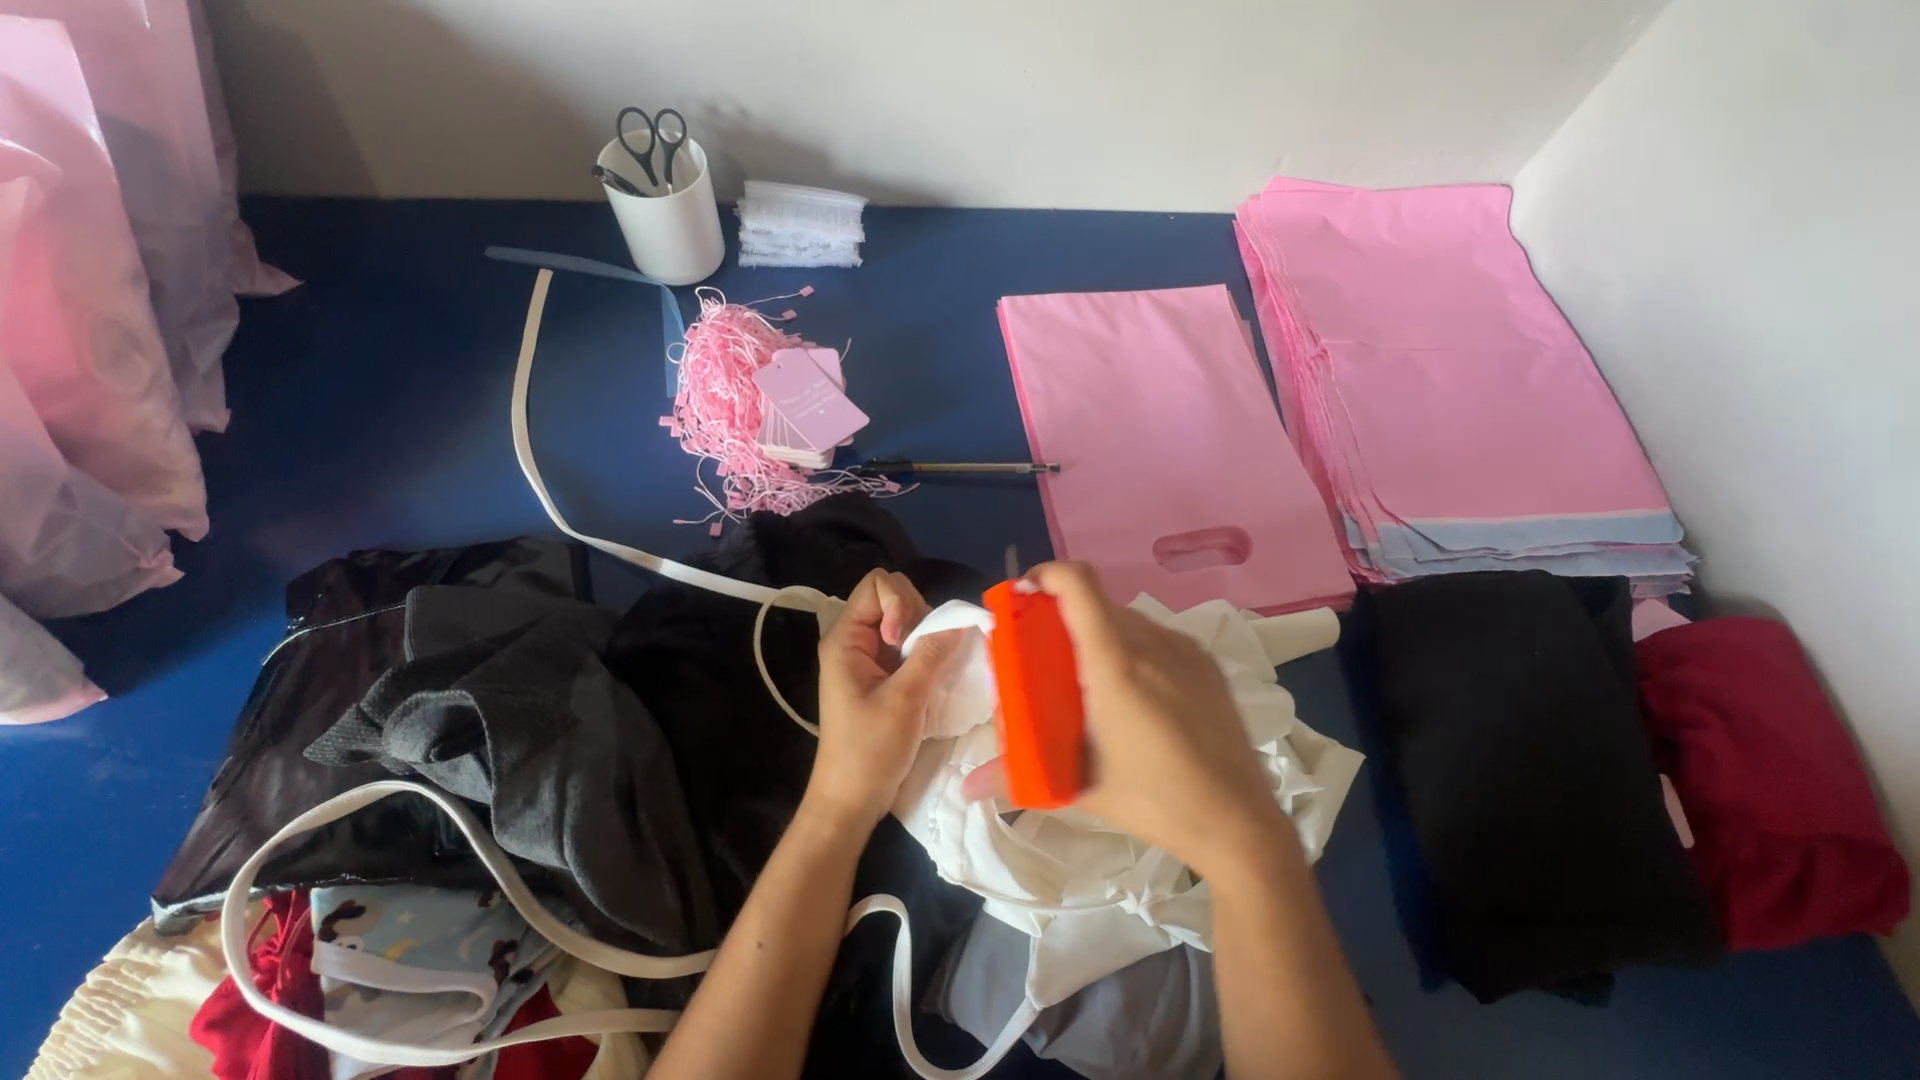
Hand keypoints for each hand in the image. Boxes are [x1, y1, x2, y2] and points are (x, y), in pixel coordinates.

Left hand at [807, 569, 965, 831]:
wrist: (851, 801)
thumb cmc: (869, 751)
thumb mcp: (905, 701)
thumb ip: (932, 655)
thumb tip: (962, 619)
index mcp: (845, 639)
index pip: (878, 584)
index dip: (900, 602)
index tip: (904, 641)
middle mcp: (855, 640)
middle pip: (895, 597)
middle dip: (919, 617)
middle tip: (926, 657)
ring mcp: (870, 659)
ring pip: (907, 622)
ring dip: (928, 638)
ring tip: (933, 671)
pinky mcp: (883, 677)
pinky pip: (910, 648)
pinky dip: (928, 655)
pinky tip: (936, 678)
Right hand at [964, 561, 1291, 878]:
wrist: (1239, 822)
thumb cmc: (1155, 801)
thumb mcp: (1082, 787)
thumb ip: (1017, 778)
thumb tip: (966, 786)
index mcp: (1116, 664)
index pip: (1079, 585)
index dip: (1046, 574)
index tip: (1023, 594)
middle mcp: (1152, 644)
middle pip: (1098, 603)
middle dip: (1063, 615)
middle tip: (1045, 653)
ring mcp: (1185, 651)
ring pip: (1128, 619)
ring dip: (1099, 633)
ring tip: (1088, 678)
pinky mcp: (1208, 665)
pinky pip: (1157, 636)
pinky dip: (1132, 647)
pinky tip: (1132, 692)